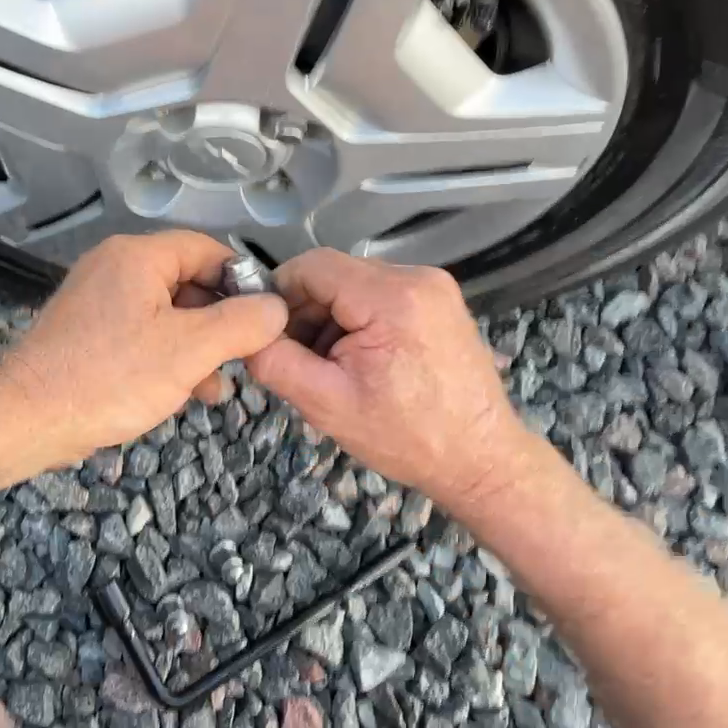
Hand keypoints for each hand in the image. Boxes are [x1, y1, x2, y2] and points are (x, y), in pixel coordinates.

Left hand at [0, 232, 287, 482]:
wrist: (28, 416)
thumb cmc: (110, 377)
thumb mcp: (188, 350)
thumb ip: (240, 324)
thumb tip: (276, 307)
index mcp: (137, 257)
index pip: (206, 248)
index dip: (241, 279)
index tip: (265, 317)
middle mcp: (114, 267)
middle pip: (186, 280)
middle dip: (219, 321)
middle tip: (243, 358)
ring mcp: (97, 298)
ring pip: (165, 312)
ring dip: (196, 345)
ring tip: (215, 387)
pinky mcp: (87, 330)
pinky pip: (140, 331)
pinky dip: (165, 355)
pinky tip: (182, 392)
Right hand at [245, 249, 526, 512]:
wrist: (481, 461)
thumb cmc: (406, 437)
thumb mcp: (324, 403)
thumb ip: (273, 359)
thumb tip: (245, 329)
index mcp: (391, 297)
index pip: (311, 266)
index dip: (279, 294)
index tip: (270, 334)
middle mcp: (416, 277)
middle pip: (332, 272)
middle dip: (305, 311)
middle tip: (300, 358)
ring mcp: (433, 285)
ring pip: (352, 282)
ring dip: (329, 316)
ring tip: (332, 364)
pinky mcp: (438, 299)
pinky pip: (376, 292)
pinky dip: (356, 318)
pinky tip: (359, 358)